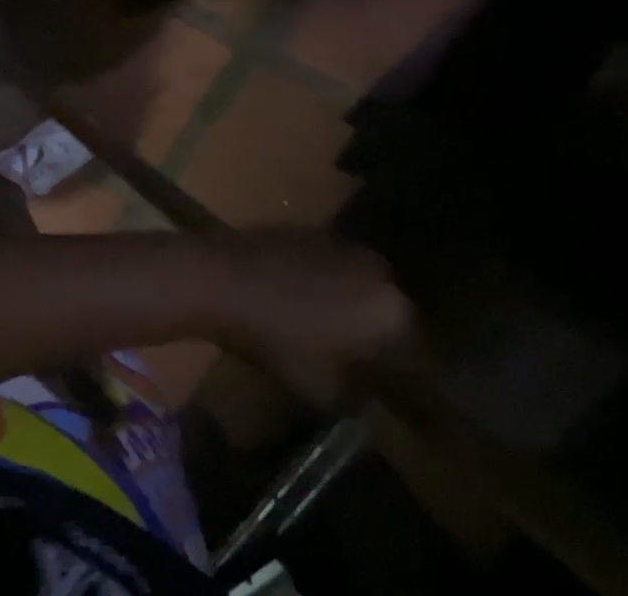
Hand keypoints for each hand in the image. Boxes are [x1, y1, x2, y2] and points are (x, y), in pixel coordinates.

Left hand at [208, 236, 414, 406]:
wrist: (214, 279)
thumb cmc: (271, 337)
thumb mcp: (317, 387)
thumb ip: (352, 397)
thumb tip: (361, 398)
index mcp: (395, 314)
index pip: (413, 356)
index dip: (399, 378)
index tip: (386, 392)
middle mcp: (379, 273)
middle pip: (387, 315)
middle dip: (374, 337)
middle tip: (351, 359)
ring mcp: (341, 245)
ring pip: (356, 286)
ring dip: (345, 305)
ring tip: (320, 328)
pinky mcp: (306, 230)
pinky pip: (323, 266)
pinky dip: (317, 282)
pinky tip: (293, 296)